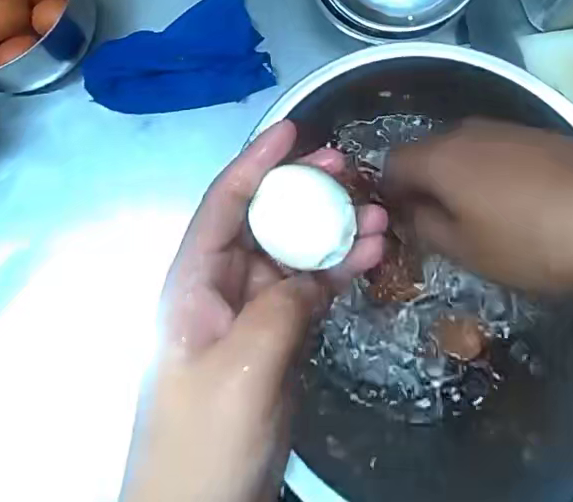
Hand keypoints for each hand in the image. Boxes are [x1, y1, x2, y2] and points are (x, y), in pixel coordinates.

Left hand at [122, 121, 387, 501]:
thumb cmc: (202, 442)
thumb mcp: (239, 372)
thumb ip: (278, 310)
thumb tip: (311, 274)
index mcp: (194, 280)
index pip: (224, 202)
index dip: (256, 162)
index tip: (291, 130)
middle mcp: (220, 285)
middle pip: (264, 220)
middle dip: (304, 190)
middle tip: (348, 168)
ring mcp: (249, 312)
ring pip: (294, 253)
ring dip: (332, 232)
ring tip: (379, 213)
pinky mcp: (275, 339)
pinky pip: (309, 290)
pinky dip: (338, 271)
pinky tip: (371, 255)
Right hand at [381, 118, 572, 295]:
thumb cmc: (532, 241)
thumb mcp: (468, 251)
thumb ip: (426, 227)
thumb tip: (413, 211)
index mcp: (437, 157)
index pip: (391, 165)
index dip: (391, 195)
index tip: (405, 224)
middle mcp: (464, 131)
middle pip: (427, 153)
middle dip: (427, 185)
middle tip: (444, 224)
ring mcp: (505, 127)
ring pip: (465, 150)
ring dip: (463, 178)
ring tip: (488, 216)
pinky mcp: (540, 133)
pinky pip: (499, 151)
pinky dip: (497, 173)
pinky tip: (525, 204)